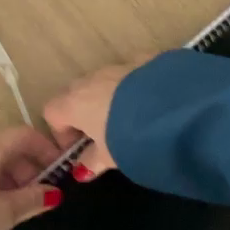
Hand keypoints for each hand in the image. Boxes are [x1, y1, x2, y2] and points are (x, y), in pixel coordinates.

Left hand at [0, 125, 68, 229]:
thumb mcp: (6, 214)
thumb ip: (33, 198)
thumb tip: (52, 193)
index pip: (23, 135)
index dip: (45, 149)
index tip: (57, 169)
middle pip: (1, 144)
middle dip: (24, 164)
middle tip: (36, 189)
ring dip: (3, 172)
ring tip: (13, 199)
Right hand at [42, 58, 151, 178]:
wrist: (176, 109)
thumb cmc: (131, 138)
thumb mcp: (110, 157)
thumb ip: (91, 162)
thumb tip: (81, 170)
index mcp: (76, 101)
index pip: (52, 111)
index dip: (61, 131)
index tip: (79, 149)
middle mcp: (94, 78)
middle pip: (76, 92)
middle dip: (84, 112)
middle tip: (103, 135)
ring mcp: (122, 64)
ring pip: (105, 80)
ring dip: (110, 97)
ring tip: (129, 119)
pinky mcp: (149, 59)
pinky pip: (133, 72)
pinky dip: (135, 84)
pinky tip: (152, 101)